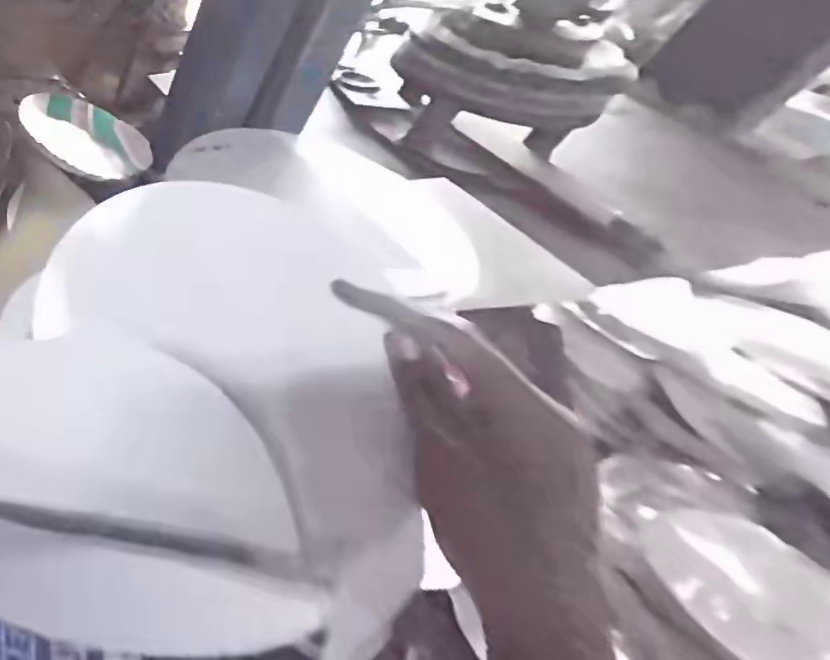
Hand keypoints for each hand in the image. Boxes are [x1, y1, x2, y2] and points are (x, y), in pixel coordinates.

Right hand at [387, 321, 610, 659]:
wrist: (542, 609)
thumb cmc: (486, 527)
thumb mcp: (442, 454)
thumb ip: (423, 389)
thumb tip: (400, 333)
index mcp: (530, 407)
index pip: (455, 338)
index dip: (397, 310)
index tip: (345, 290)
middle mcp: (552, 413)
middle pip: (476, 353)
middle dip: (420, 328)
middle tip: (366, 310)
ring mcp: (555, 438)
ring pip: (484, 378)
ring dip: (437, 357)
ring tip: (390, 343)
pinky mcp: (547, 459)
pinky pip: (492, 402)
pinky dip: (454, 387)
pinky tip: (429, 392)